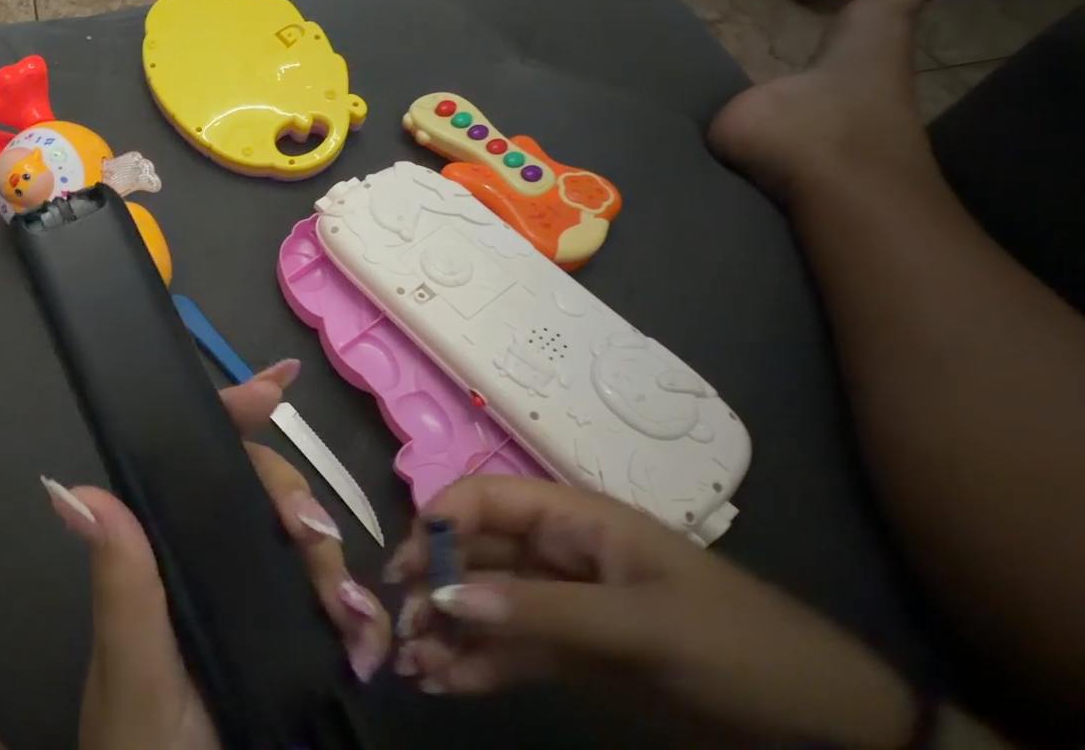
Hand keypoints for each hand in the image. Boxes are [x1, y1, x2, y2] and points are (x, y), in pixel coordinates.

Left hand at [43, 359, 391, 749]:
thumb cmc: (144, 737)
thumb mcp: (133, 663)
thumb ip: (119, 582)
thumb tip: (70, 490)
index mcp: (160, 549)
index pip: (191, 463)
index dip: (231, 414)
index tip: (275, 385)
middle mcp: (205, 557)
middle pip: (260, 492)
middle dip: (296, 500)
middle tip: (313, 538)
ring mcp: (249, 594)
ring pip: (303, 542)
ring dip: (335, 564)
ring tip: (347, 611)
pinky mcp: (288, 635)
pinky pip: (332, 600)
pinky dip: (357, 611)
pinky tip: (363, 637)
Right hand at [386, 476, 918, 749]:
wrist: (824, 726)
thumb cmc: (737, 647)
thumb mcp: (641, 626)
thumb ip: (539, 611)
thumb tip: (442, 596)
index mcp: (577, 521)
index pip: (487, 500)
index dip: (440, 522)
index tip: (406, 566)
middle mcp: (559, 555)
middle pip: (475, 554)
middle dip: (432, 585)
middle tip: (400, 628)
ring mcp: (563, 606)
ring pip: (484, 605)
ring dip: (445, 630)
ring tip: (412, 665)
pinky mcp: (572, 654)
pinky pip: (509, 651)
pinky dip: (474, 665)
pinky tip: (442, 684)